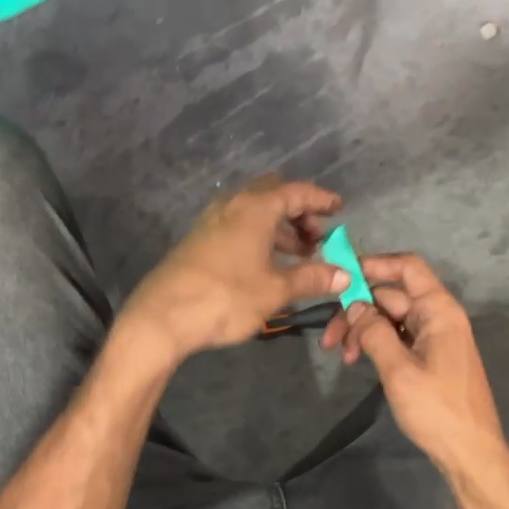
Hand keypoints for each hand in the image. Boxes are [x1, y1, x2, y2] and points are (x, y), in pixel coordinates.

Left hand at [118, 177, 346, 362]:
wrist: (164, 316)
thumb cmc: (227, 297)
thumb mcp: (276, 290)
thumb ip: (311, 278)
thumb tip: (344, 275)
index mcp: (255, 208)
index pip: (296, 191)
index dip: (320, 199)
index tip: (339, 208)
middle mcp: (232, 205)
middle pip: (272, 196)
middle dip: (297, 213)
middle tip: (315, 238)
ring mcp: (211, 222)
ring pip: (253, 213)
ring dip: (278, 229)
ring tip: (297, 257)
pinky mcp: (198, 242)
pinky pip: (237, 228)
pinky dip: (257, 238)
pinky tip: (264, 265)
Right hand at [321, 254, 508, 477]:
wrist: (470, 451)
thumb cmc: (437, 409)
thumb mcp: (399, 371)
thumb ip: (374, 333)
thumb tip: (354, 306)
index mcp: (439, 311)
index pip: (406, 268)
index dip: (373, 265)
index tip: (339, 276)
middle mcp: (438, 317)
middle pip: (391, 296)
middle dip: (357, 310)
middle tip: (328, 338)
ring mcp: (435, 338)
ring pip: (390, 319)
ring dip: (363, 330)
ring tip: (342, 356)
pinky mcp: (430, 357)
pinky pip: (398, 338)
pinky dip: (376, 344)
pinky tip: (358, 360)